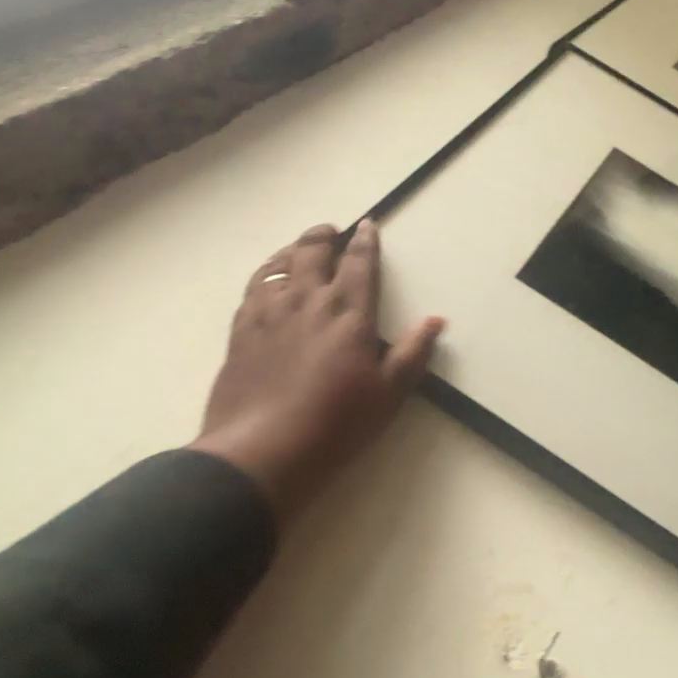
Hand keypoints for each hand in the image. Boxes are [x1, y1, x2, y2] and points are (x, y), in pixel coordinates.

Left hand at [189, 220, 445, 521]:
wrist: (262, 451)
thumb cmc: (336, 424)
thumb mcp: (388, 394)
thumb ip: (413, 353)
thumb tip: (436, 320)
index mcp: (348, 312)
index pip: (359, 262)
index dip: (365, 240)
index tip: (367, 226)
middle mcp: (308, 300)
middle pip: (313, 251)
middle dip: (324, 236)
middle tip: (330, 232)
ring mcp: (269, 313)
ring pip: (279, 264)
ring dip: (293, 250)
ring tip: (299, 249)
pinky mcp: (241, 330)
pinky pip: (253, 287)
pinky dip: (265, 273)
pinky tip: (268, 281)